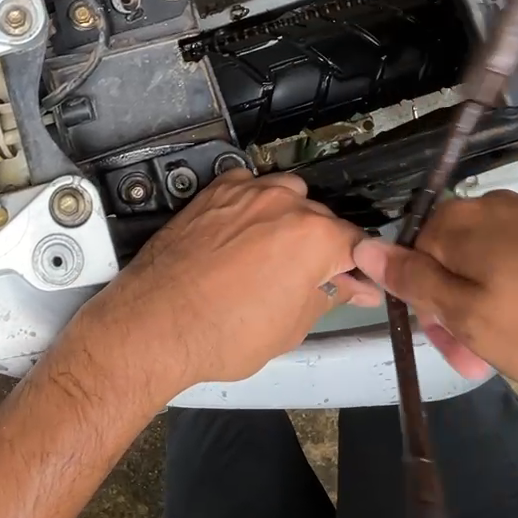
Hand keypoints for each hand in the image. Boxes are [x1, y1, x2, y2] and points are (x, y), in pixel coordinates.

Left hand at [57, 170, 379, 404]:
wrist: (157, 322)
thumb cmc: (218, 332)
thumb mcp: (292, 326)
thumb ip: (328, 296)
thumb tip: (348, 288)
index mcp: (314, 237)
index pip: (358, 244)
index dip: (360, 268)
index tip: (357, 282)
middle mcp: (282, 204)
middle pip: (323, 217)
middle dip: (324, 245)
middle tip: (314, 276)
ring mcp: (245, 194)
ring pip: (287, 193)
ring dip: (290, 217)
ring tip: (276, 252)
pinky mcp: (213, 193)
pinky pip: (247, 185)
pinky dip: (252, 202)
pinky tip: (246, 231)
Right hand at [353, 191, 517, 402]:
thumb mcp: (474, 319)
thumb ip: (414, 283)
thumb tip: (363, 247)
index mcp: (458, 224)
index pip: (409, 257)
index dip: (423, 307)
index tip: (455, 349)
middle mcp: (495, 206)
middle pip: (454, 258)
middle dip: (463, 311)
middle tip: (494, 364)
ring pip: (496, 263)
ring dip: (499, 305)